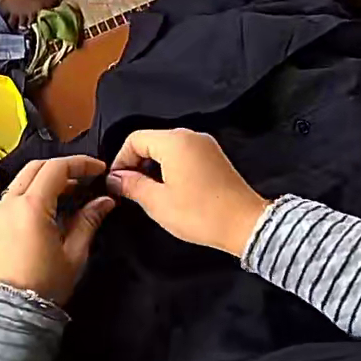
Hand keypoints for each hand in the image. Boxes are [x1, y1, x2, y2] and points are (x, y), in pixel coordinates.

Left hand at [0, 156, 114, 304]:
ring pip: (24, 179)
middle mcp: (10, 202)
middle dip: (64, 167)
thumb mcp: (74, 252)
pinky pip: (16, 194)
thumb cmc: (45, 283)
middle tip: (86, 178)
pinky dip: (36, 190)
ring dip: (48, 178)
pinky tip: (54, 206)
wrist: (9, 310)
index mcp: (31, 206)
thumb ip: (89, 220)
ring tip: (74, 192)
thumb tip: (105, 201)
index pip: (56, 168)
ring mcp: (0, 211)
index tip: (99, 170)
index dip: (81, 164)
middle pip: (37, 167)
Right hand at [106, 129, 269, 255]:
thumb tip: (115, 178)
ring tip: (149, 194)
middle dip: (137, 164)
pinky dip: (171, 169)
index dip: (120, 160)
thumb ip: (132, 185)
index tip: (116, 183)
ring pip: (168, 149)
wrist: (245, 224)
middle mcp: (192, 136)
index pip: (135, 139)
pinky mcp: (216, 159)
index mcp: (175, 141)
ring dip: (154, 168)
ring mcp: (207, 146)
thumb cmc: (202, 214)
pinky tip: (171, 191)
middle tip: (130, 191)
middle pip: (152, 141)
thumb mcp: (158, 202)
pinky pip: (185, 156)